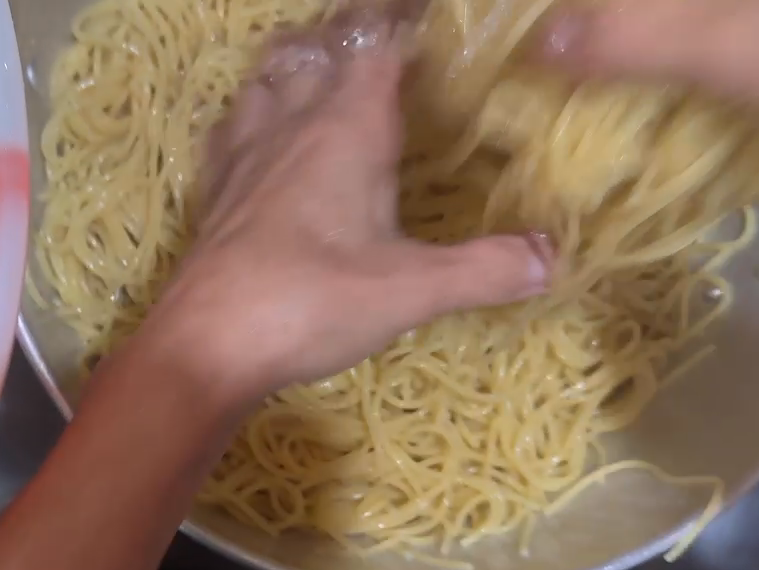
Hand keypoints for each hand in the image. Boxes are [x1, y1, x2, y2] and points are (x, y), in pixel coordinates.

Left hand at [133, 3, 550, 408]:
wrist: (204, 347)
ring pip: (261, 83)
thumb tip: (554, 261)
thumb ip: (484, 270)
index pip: (378, 37)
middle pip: (314, 48)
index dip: (405, 20)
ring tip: (313, 70)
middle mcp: (288, 127)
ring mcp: (241, 160)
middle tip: (377, 41)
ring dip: (288, 66)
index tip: (429, 23)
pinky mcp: (210, 199)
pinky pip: (225, 136)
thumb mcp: (409, 291)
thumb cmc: (308, 305)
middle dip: (348, 31)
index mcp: (346, 125)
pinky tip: (249, 138)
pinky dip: (244, 120)